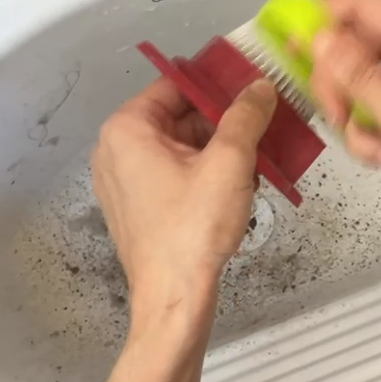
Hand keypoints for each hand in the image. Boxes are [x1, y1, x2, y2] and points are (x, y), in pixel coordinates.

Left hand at [91, 77, 276, 317]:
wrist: (176, 298)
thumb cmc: (193, 228)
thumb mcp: (229, 163)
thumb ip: (246, 116)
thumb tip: (260, 87)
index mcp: (127, 129)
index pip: (176, 85)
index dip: (217, 84)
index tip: (252, 88)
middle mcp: (117, 151)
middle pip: (180, 118)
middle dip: (225, 124)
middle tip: (264, 130)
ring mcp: (125, 182)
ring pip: (182, 149)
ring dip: (221, 153)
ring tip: (258, 165)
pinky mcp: (139, 209)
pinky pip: (176, 176)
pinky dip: (207, 176)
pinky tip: (239, 190)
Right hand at [308, 0, 380, 218]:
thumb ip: (360, 78)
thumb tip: (321, 40)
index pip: (365, 4)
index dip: (326, 17)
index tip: (295, 45)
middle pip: (350, 44)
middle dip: (337, 84)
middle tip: (335, 114)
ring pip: (351, 81)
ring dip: (353, 117)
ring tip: (375, 144)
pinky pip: (362, 108)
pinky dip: (366, 134)